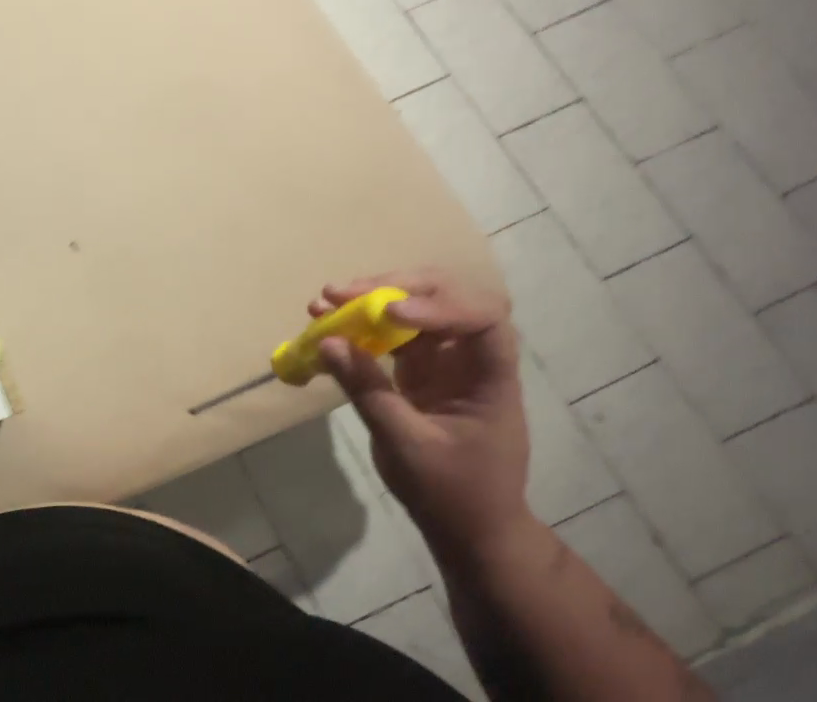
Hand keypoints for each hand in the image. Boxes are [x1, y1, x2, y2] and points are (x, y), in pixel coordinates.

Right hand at [312, 272, 530, 551]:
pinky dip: (360, 325)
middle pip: (446, 297)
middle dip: (394, 287)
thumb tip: (327, 342)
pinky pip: (390, 334)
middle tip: (343, 293)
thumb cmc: (453, 493)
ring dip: (370, 300)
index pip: (483, 319)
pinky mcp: (419, 370)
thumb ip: (368, 391)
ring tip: (325, 300)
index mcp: (490, 378)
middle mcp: (470, 359)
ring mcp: (444, 362)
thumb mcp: (406, 446)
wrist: (471, 529)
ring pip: (414, 309)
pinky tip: (328, 322)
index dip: (440, 305)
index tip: (390, 312)